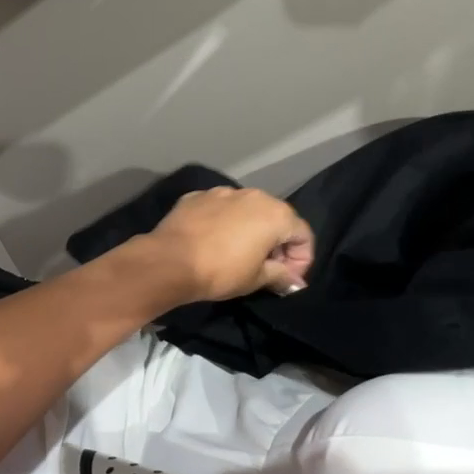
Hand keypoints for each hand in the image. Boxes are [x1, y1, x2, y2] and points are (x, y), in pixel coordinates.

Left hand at [136, 188, 313, 302]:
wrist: (170, 260)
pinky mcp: (196, 196)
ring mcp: (221, 192)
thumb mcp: (257, 279)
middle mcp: (252, 195)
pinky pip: (219, 209)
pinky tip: (212, 241)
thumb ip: (281, 275)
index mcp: (275, 213)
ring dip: (249, 229)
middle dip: (277, 243)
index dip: (301, 261)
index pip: (303, 235)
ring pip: (246, 210)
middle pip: (276, 218)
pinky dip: (222, 222)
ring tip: (239, 253)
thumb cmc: (221, 270)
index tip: (287, 279)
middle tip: (267, 268)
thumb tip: (295, 281)